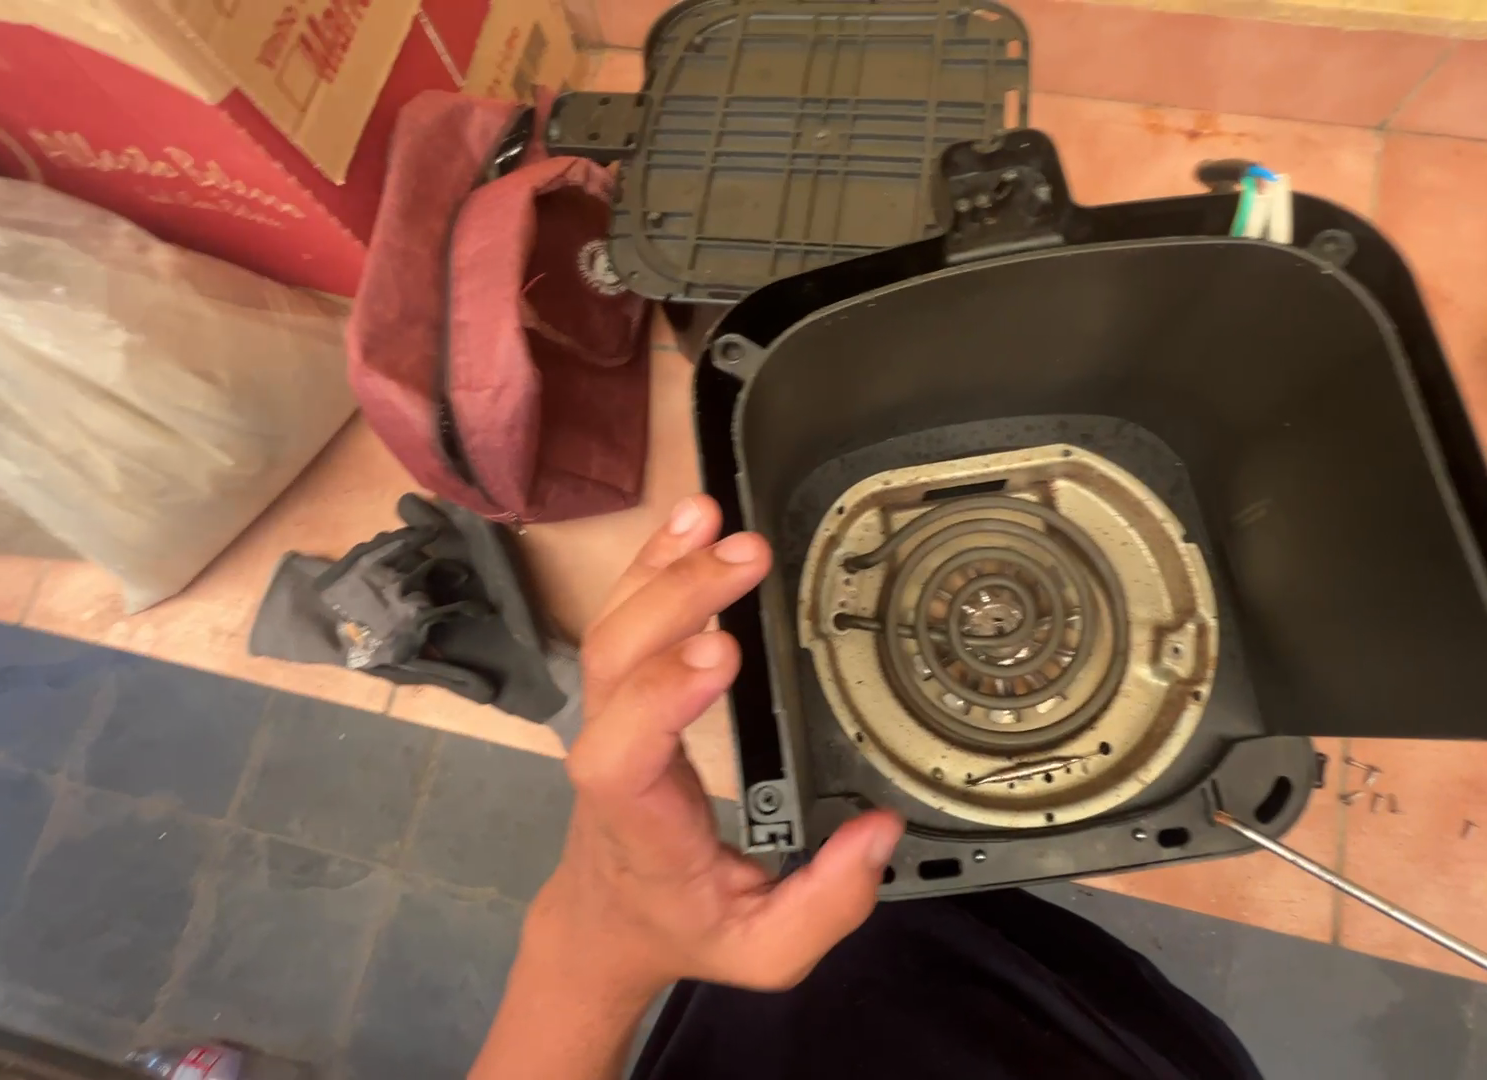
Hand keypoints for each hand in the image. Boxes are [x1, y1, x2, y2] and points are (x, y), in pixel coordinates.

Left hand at [533, 494, 903, 999]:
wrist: (607, 912)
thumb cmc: (678, 924)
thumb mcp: (763, 950)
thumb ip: (826, 904)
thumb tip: (879, 831)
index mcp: (639, 817)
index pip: (623, 752)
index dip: (661, 697)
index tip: (723, 654)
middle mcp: (611, 751)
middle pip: (618, 660)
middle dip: (680, 599)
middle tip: (749, 556)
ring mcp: (610, 712)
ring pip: (612, 625)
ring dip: (663, 565)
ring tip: (712, 518)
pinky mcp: (623, 688)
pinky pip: (622, 616)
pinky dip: (652, 563)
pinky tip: (686, 524)